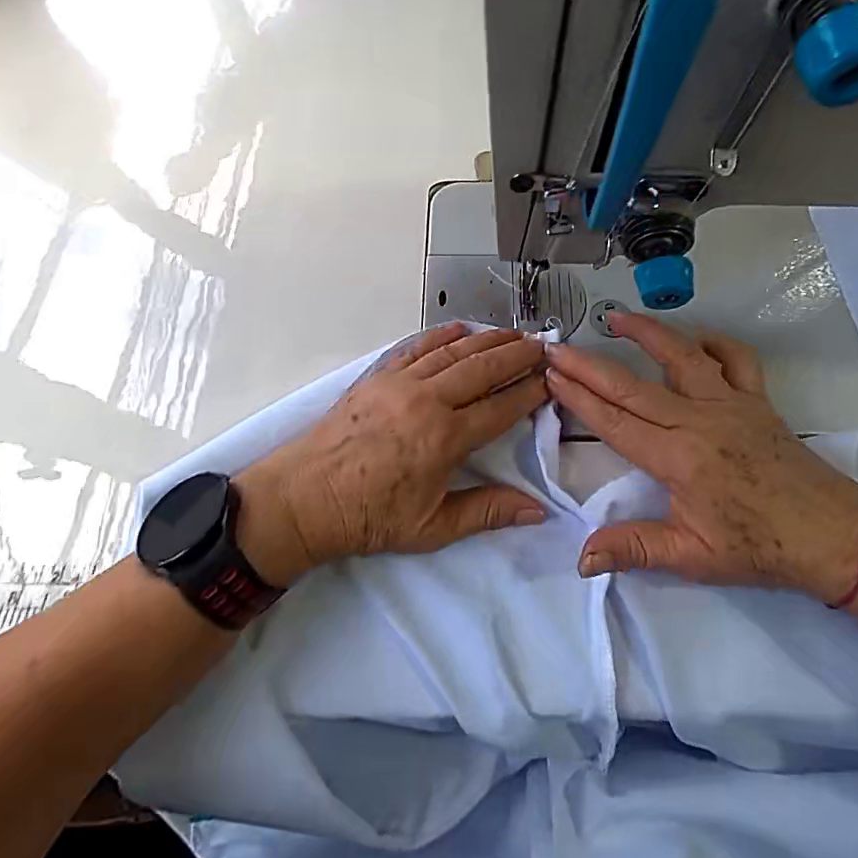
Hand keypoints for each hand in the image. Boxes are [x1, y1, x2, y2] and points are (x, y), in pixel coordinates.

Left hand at [234, 324, 549, 585]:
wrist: (306, 497)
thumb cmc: (368, 517)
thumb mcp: (432, 527)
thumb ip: (487, 512)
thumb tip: (537, 510)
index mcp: (446, 438)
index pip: (501, 407)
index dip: (530, 393)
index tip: (550, 382)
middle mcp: (426, 401)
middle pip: (481, 369)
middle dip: (516, 356)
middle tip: (541, 348)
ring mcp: (397, 384)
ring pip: (451, 353)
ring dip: (485, 341)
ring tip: (511, 335)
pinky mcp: (375, 379)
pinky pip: (413, 349)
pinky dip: (438, 337)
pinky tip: (457, 330)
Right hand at [544, 312, 857, 600]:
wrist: (836, 537)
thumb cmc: (760, 547)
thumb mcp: (691, 556)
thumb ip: (632, 549)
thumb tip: (580, 561)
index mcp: (678, 458)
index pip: (614, 421)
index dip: (578, 397)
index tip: (550, 376)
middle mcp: (700, 421)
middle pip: (632, 386)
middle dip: (588, 365)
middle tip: (555, 348)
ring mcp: (732, 405)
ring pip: (683, 357)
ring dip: (647, 333)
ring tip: (616, 317)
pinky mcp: (757, 402)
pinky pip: (736, 360)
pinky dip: (713, 342)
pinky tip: (693, 338)